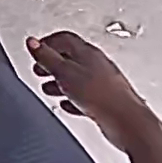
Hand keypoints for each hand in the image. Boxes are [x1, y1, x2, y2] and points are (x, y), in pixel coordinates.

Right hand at [28, 31, 157, 147]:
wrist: (129, 124)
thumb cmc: (101, 96)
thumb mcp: (65, 73)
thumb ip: (47, 57)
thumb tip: (32, 42)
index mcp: (87, 52)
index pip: (64, 38)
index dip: (47, 43)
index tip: (36, 48)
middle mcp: (97, 64)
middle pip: (71, 57)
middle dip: (52, 63)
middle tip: (40, 67)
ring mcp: (104, 83)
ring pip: (78, 77)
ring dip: (61, 81)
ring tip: (48, 87)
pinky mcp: (108, 101)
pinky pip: (87, 95)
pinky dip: (74, 97)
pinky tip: (69, 104)